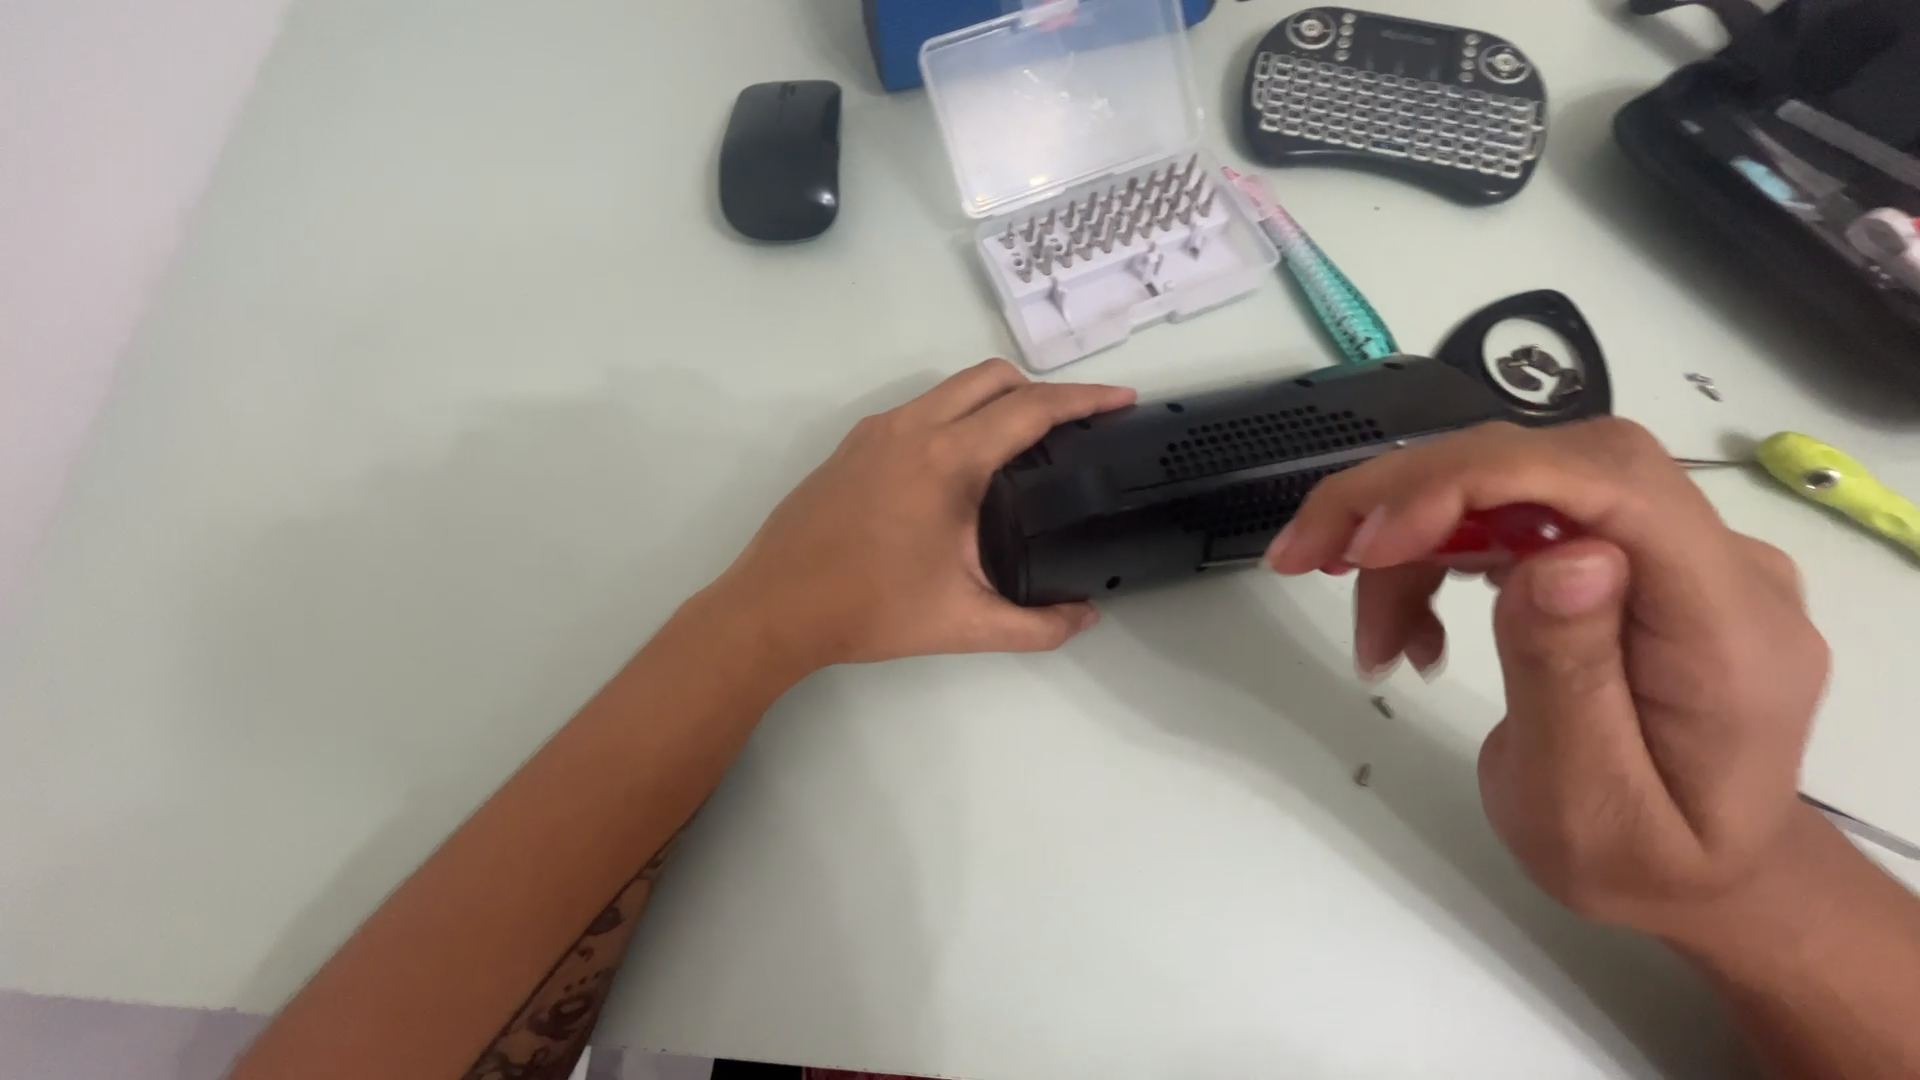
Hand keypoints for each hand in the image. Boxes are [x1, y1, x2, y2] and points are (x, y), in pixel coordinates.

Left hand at [716, 359, 1135, 670]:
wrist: (774, 608)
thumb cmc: (868, 611)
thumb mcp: (963, 624)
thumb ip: (1036, 625)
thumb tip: (1086, 617)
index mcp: (945, 460)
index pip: (1030, 410)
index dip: (1084, 399)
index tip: (1121, 398)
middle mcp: (910, 427)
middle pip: (991, 378)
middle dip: (1041, 390)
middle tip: (1074, 426)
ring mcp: (875, 431)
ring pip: (950, 389)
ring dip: (995, 400)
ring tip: (1024, 443)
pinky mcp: (852, 445)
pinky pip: (919, 409)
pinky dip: (955, 415)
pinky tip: (962, 464)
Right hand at [1266, 419, 1830, 936]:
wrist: (1697, 868)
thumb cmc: (1644, 859)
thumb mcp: (1594, 800)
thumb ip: (1577, 674)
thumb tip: (1567, 555)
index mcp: (1726, 620)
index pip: (1604, 483)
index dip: (1470, 484)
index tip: (1368, 543)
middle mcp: (1701, 558)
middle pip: (1535, 463)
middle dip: (1403, 496)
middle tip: (1304, 552)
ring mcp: (1652, 550)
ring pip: (1497, 489)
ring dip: (1403, 550)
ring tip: (1374, 643)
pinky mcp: (1604, 557)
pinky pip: (1494, 521)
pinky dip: (1424, 562)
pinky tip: (1408, 629)